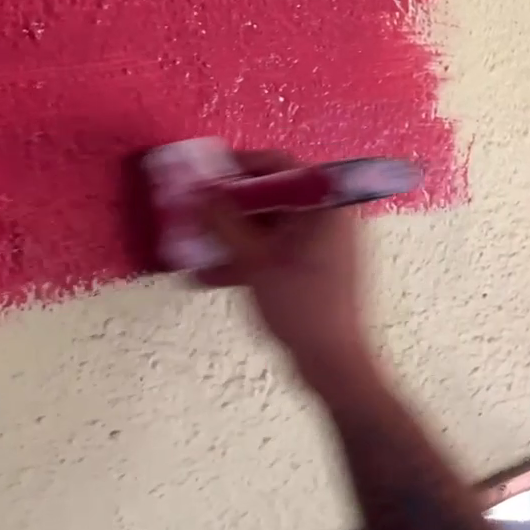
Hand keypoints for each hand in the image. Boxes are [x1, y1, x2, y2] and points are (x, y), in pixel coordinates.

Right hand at [195, 151, 375, 376]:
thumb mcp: (254, 260)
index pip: (280, 165)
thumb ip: (224, 221)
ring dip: (231, 235)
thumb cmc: (304, 309)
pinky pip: (274, 253)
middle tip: (196, 209)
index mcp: (326, 206)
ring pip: (269, 228)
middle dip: (229, 206)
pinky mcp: (313, 272)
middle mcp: (329, 220)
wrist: (334, 364)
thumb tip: (200, 192)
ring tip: (195, 244)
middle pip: (272, 197)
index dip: (240, 164)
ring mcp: (322, 247)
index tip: (208, 172)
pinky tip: (210, 275)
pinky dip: (246, 259)